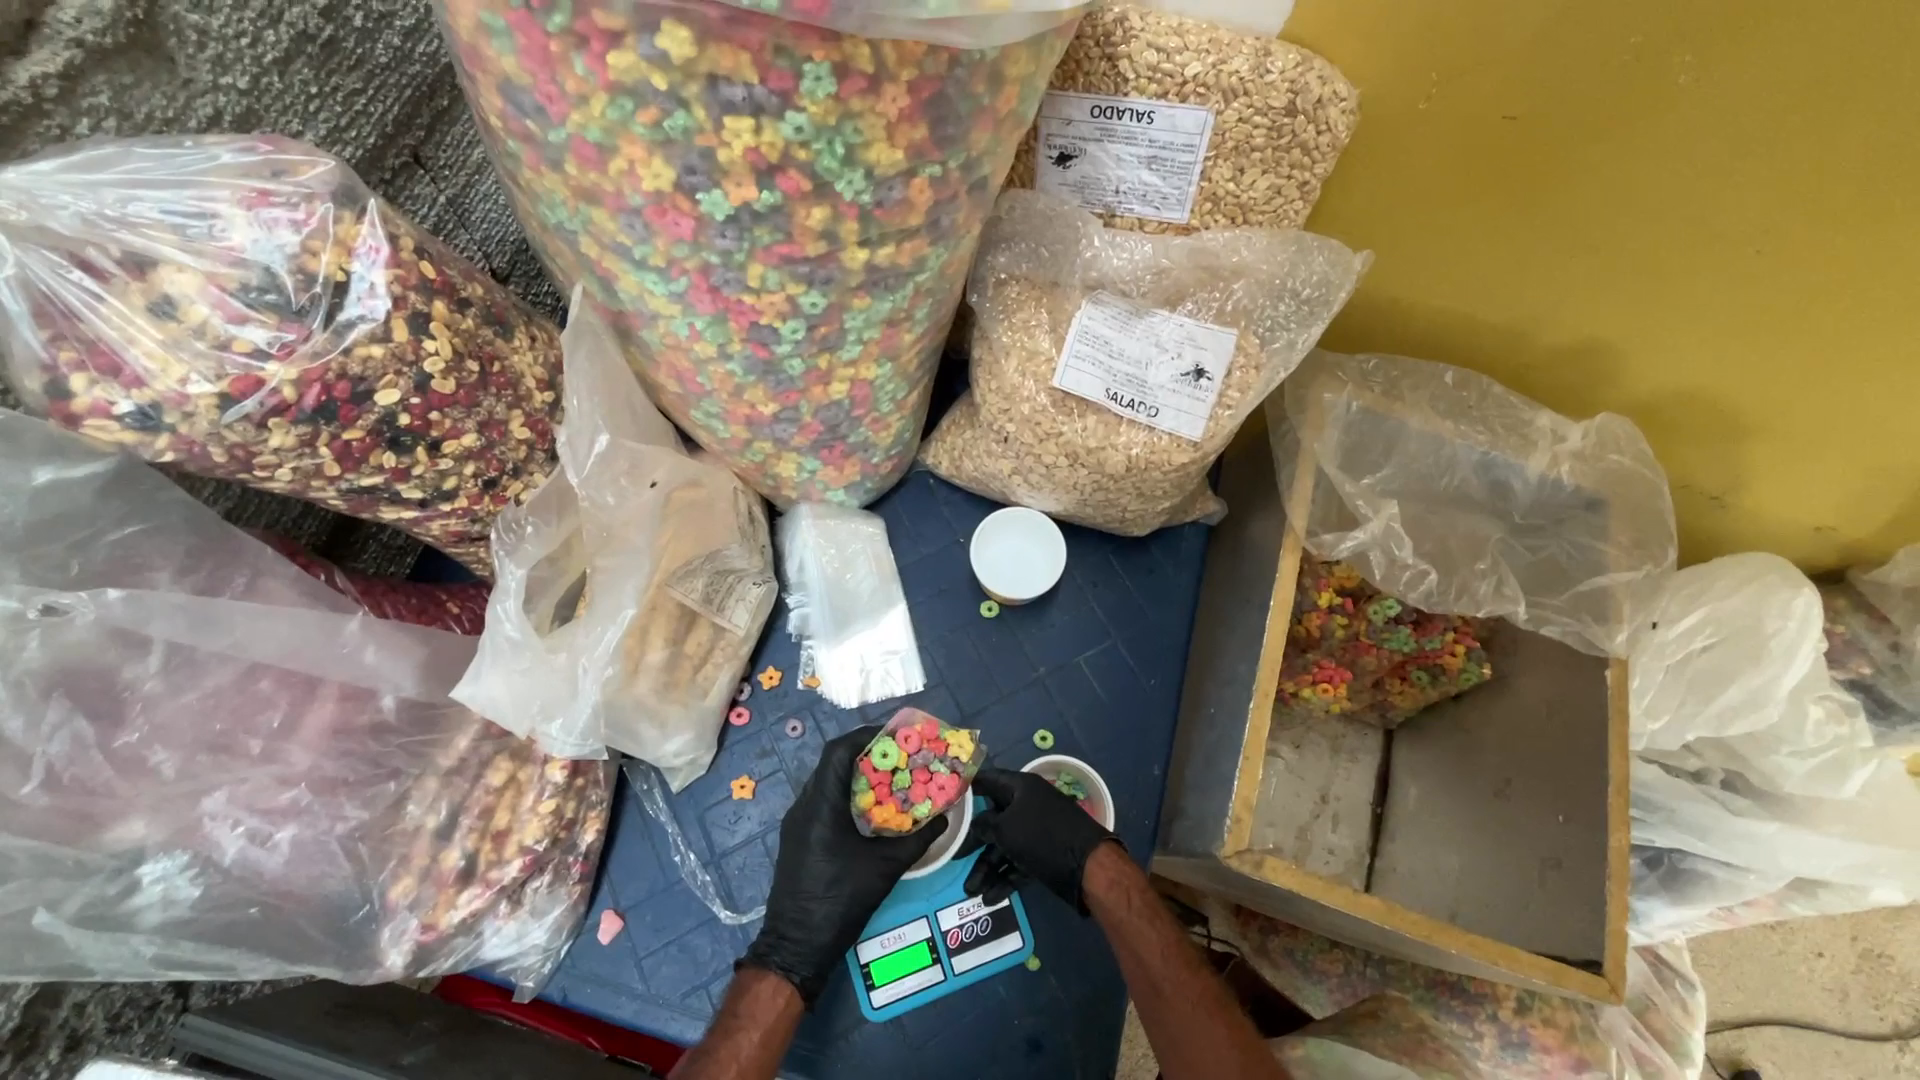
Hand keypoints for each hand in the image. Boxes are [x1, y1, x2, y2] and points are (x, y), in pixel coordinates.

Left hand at [741, 726, 947, 1004]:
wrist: (796, 944)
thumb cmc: (841, 901)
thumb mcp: (887, 868)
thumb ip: (918, 838)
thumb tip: (944, 816)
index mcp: (821, 805)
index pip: (838, 751)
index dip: (866, 736)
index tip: (895, 735)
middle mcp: (804, 805)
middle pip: (833, 763)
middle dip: (867, 754)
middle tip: (900, 756)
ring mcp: (798, 822)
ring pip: (827, 782)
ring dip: (856, 775)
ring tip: (890, 778)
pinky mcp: (798, 837)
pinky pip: (823, 801)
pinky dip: (847, 795)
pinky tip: (871, 809)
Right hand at [960, 766, 1118, 913]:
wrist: (1087, 866)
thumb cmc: (1042, 836)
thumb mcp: (1005, 828)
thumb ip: (984, 825)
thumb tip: (976, 825)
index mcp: (1021, 788)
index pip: (989, 780)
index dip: (969, 787)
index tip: (949, 798)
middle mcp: (1027, 807)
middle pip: (993, 820)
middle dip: (974, 843)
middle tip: (954, 858)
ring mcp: (1035, 833)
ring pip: (1004, 847)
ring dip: (987, 868)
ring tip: (971, 891)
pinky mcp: (1042, 857)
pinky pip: (1017, 865)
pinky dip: (1004, 879)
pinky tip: (990, 898)